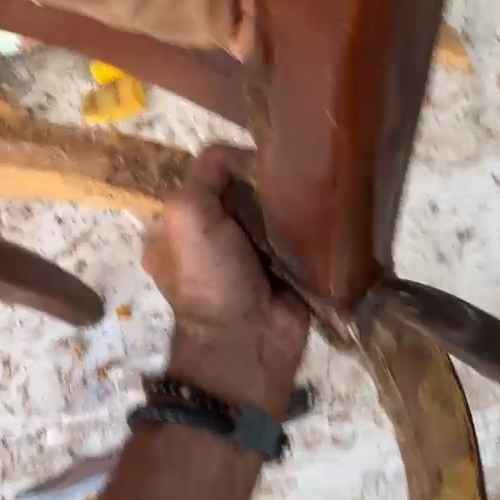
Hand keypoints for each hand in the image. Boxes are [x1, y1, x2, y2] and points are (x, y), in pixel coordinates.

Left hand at [142, 145, 309, 417]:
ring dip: (288, 202)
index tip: (253, 167)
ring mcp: (250, 254)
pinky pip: (296, 233)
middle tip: (286, 181)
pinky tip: (321, 210)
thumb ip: (208, 171)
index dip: (229, 167)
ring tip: (308, 192)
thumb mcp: (187, 213)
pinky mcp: (285, 266)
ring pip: (271, 209)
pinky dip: (307, 223)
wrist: (249, 342)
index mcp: (178, 227)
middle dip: (262, 184)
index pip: (205, 178)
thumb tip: (248, 157)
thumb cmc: (210, 278)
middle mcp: (211, 238)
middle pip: (242, 191)